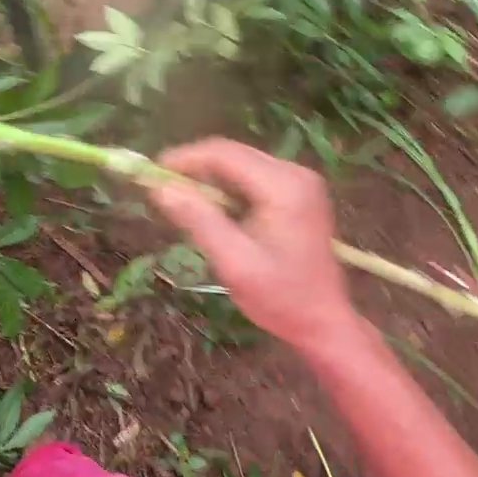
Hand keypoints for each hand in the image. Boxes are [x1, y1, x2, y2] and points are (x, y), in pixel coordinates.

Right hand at [145, 138, 364, 356]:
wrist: (325, 322)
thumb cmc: (281, 298)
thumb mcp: (234, 263)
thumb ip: (199, 220)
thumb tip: (160, 188)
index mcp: (284, 187)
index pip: (225, 154)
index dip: (185, 159)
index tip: (152, 174)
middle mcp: (295, 174)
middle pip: (233, 154)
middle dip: (194, 167)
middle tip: (162, 187)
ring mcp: (299, 181)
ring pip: (240, 163)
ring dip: (209, 176)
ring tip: (181, 198)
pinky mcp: (298, 192)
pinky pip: (252, 176)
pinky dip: (226, 186)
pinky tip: (211, 207)